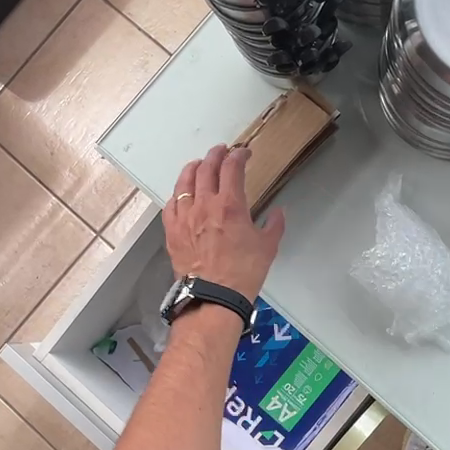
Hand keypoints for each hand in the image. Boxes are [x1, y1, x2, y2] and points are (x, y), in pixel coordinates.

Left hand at [164, 144, 284, 303]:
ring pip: (184, 182)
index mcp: (230, 205)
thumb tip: (277, 213)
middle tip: (221, 151)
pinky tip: (181, 194)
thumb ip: (273, 225)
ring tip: (198, 164)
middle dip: (215, 155)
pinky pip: (171, 205)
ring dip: (193, 168)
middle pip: (206, 169)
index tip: (244, 154)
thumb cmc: (242, 274)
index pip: (232, 168)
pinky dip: (178, 194)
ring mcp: (185, 217)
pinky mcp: (172, 231)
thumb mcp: (268, 247)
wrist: (214, 297)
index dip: (238, 155)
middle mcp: (204, 205)